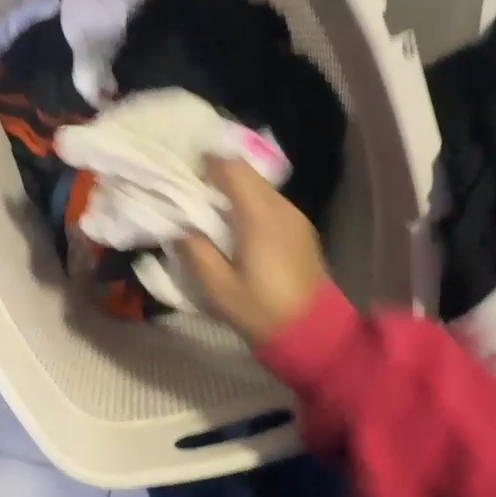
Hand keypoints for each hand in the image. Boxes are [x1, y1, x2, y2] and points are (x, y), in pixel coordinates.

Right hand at [178, 157, 328, 343]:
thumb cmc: (260, 309)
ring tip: (212, 213)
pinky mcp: (300, 229)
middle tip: (193, 193)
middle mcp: (280, 208)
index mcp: (258, 216)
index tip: (186, 176)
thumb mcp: (217, 287)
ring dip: (235, 191)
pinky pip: (271, 203)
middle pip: (247, 173)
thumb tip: (182, 230)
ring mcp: (295, 217)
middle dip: (219, 175)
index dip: (207, 164)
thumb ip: (196, 252)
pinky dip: (250, 204)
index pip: (232, 168)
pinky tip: (237, 228)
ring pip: (260, 187)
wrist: (312, 332)